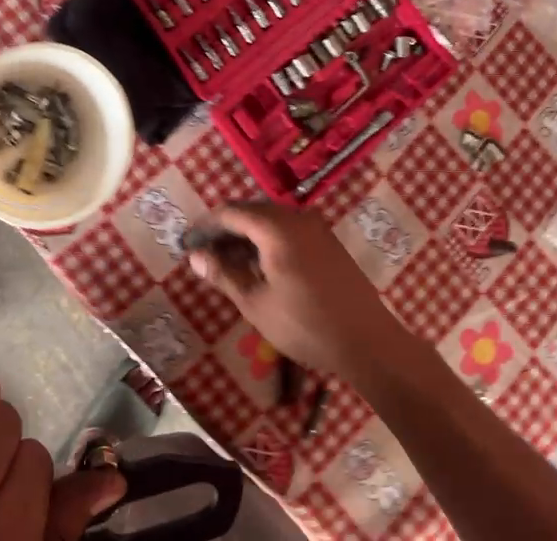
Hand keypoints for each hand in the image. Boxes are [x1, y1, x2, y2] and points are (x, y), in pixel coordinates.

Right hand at [187, 202, 411, 377]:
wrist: (368, 343)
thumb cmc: (306, 325)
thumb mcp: (256, 304)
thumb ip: (224, 275)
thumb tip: (195, 257)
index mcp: (276, 228)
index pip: (230, 212)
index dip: (205, 227)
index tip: (188, 245)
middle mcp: (297, 218)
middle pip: (251, 212)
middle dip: (225, 230)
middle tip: (204, 254)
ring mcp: (317, 229)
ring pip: (270, 221)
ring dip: (246, 237)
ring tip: (227, 263)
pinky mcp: (328, 243)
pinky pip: (288, 230)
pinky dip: (267, 242)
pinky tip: (259, 266)